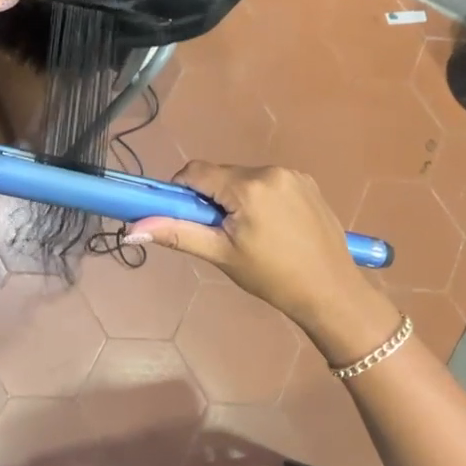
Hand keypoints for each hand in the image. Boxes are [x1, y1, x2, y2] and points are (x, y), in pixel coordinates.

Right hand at [126, 163, 395, 353]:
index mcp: (248, 187)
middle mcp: (270, 171)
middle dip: (210, 199)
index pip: (195, 172)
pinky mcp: (307, 183)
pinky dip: (257, 199)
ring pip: (242, 178)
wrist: (334, 294)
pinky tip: (270, 229)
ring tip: (248, 235)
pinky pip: (266, 182)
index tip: (186, 219)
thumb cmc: (273, 278)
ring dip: (233, 198)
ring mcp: (293, 175)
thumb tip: (130, 228)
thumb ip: (176, 233)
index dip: (181, 192)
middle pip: (219, 175)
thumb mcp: (220, 255)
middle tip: (219, 234)